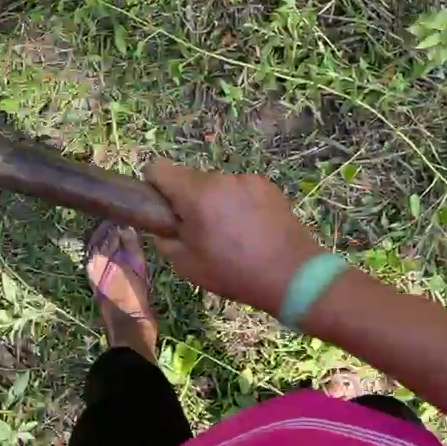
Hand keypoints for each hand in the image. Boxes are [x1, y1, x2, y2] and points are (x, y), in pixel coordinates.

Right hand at [142, 158, 322, 315]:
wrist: (293, 277)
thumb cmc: (234, 273)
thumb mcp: (186, 266)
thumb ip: (164, 239)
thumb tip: (162, 226)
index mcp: (196, 195)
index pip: (158, 169)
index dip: (153, 186)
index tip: (162, 208)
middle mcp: (220, 179)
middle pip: (190, 179)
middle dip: (187, 200)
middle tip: (199, 231)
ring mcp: (246, 180)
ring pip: (216, 185)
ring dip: (214, 201)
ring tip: (230, 233)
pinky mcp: (267, 186)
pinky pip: (239, 189)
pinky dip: (237, 203)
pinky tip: (250, 229)